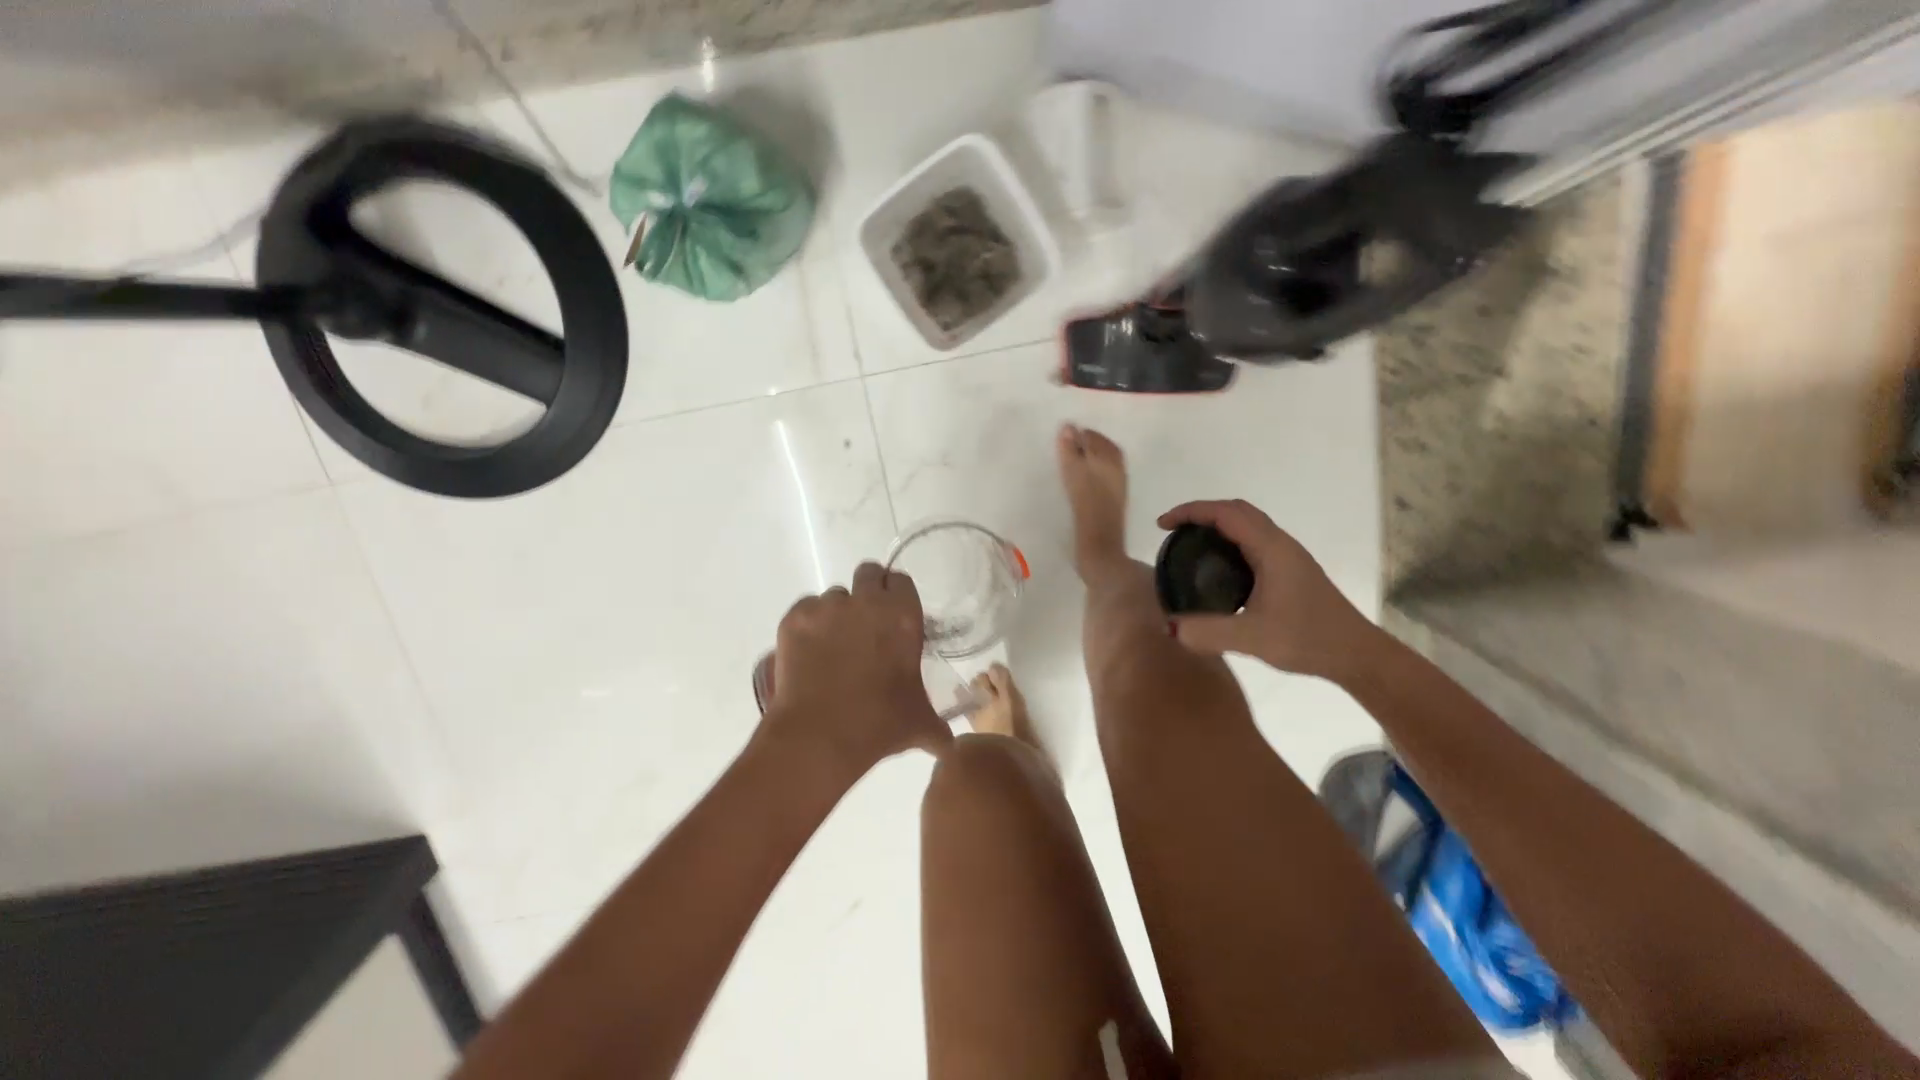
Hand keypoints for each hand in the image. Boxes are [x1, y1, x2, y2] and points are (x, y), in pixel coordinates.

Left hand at [764, 562, 951, 773]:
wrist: (820, 736)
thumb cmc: (880, 724)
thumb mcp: (919, 725)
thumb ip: (937, 728)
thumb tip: (948, 745)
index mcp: (902, 616)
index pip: (901, 582)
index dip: (896, 596)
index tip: (892, 617)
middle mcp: (866, 601)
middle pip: (868, 573)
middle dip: (867, 591)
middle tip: (865, 625)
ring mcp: (827, 607)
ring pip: (834, 596)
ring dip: (837, 613)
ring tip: (833, 647)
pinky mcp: (794, 619)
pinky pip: (805, 610)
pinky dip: (808, 626)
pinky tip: (809, 654)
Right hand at [1156, 500, 1380, 682]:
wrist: (1355, 653)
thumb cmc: (1307, 639)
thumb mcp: (1252, 638)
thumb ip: (1208, 632)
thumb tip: (1168, 627)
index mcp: (1271, 549)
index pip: (1226, 513)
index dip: (1191, 511)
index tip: (1163, 525)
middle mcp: (1281, 544)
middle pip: (1238, 511)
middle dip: (1202, 513)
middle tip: (1173, 533)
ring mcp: (1290, 556)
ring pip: (1249, 525)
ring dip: (1218, 525)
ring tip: (1191, 546)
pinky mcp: (1292, 571)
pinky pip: (1255, 541)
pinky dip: (1231, 541)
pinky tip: (1220, 569)